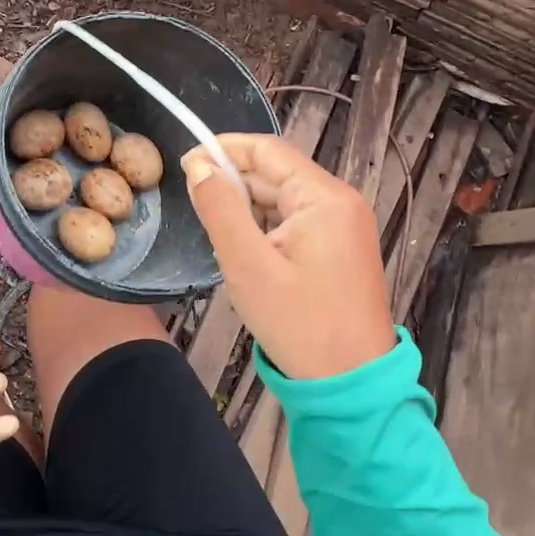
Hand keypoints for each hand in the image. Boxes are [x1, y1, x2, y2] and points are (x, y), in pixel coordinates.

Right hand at [182, 134, 395, 379]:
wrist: (351, 386)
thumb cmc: (298, 323)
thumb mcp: (247, 264)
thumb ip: (220, 208)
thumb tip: (198, 165)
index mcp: (324, 198)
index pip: (267, 150)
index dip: (222, 149)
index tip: (183, 165)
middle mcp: (339, 203)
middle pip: (274, 173)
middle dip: (232, 185)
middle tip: (197, 211)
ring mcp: (343, 226)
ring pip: (279, 199)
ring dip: (245, 210)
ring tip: (221, 240)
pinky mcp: (338, 248)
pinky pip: (291, 221)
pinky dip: (262, 229)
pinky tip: (245, 254)